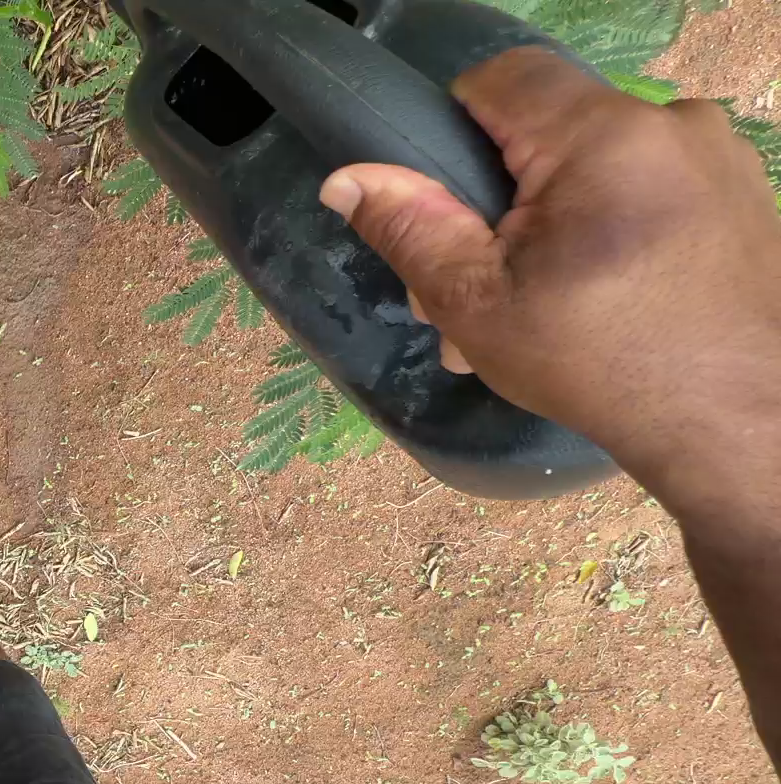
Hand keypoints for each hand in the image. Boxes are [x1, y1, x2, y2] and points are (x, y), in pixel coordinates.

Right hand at [317, 47, 780, 519]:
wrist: (734, 413)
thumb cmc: (587, 355)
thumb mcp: (469, 298)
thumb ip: (409, 228)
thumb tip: (344, 179)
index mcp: (602, 138)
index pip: (505, 76)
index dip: (446, 121)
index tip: (429, 193)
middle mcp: (670, 122)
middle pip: (540, 133)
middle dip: (483, 203)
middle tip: (463, 289)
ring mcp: (712, 154)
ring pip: (582, 168)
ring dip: (529, 228)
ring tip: (515, 309)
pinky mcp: (732, 190)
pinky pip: (629, 190)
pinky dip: (583, 234)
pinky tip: (573, 301)